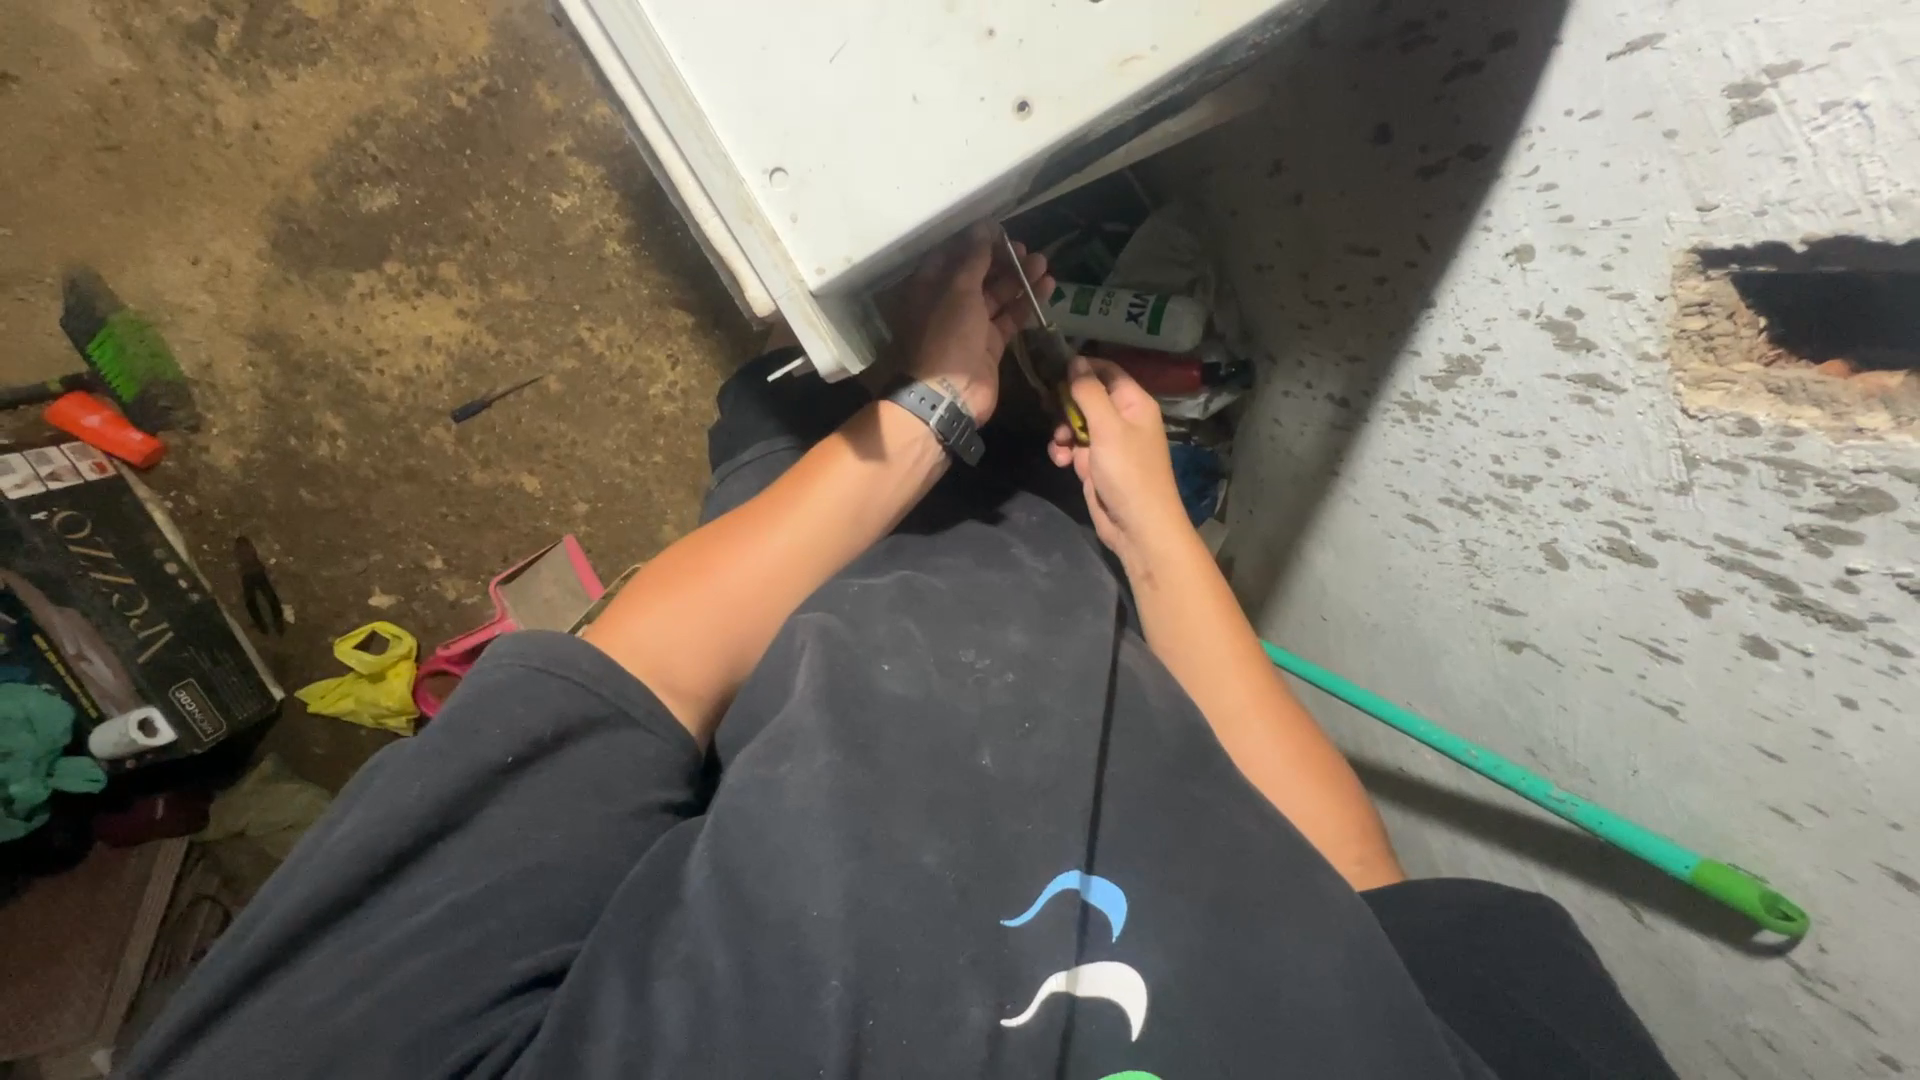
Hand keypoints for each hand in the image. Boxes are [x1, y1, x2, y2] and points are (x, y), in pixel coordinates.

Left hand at [896, 223, 1052, 424]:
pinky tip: (1046, 286)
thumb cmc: (947, 335)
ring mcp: (969, 326)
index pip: (952, 255)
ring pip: (997, 295)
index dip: (975, 241)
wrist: (948, 394)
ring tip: (1042, 263)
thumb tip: (984, 227)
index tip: (1000, 229)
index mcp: (929, 287)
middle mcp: (947, 303)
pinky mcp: (989, 345)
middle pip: (977, 274)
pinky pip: (1009, 318)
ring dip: (1019, 279)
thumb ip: (974, 258)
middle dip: (1002, 260)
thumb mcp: (958, 289)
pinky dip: (1026, 304)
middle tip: (1026, 249)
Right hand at [1049, 357, 1191, 568]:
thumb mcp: (1107, 427)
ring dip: (1061, 431)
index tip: (1054, 371)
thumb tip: (1075, 361)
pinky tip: (1061, 462)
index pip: (1107, 371)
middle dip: (1066, 404)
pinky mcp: (1095, 464)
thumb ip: (1089, 393)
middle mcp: (1122, 418)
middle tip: (1051, 411)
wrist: (1137, 525)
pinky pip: (1073, 447)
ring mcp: (1108, 442)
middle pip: (1087, 396)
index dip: (1082, 368)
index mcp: (1134, 403)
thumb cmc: (1128, 472)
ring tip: (1060, 445)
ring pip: (1075, 423)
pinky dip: (1064, 452)